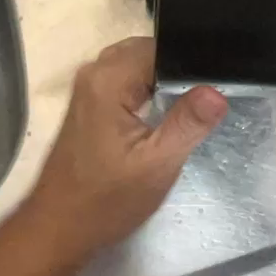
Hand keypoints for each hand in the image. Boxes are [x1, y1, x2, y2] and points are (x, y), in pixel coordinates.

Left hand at [19, 38, 227, 260]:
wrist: (59, 228)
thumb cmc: (107, 200)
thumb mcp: (157, 165)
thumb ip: (188, 123)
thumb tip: (216, 91)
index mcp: (108, 79)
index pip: (160, 47)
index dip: (190, 61)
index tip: (217, 79)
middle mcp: (94, 73)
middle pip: (148, 52)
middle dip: (177, 69)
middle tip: (207, 95)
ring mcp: (88, 87)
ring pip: (136, 64)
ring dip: (162, 79)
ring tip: (190, 104)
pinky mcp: (89, 102)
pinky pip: (125, 79)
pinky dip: (147, 88)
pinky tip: (165, 111)